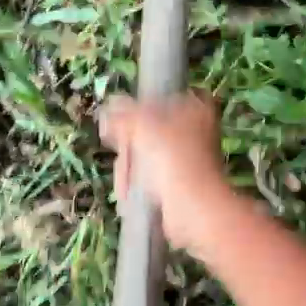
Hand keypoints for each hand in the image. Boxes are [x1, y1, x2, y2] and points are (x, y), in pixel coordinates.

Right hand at [99, 92, 235, 252]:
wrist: (193, 209)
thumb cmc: (172, 156)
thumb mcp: (141, 124)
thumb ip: (123, 113)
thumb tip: (110, 106)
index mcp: (195, 107)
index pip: (166, 96)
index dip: (144, 103)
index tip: (126, 115)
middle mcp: (194, 131)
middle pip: (150, 128)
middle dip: (129, 143)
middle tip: (122, 150)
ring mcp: (186, 160)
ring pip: (146, 155)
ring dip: (129, 167)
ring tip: (127, 181)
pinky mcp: (178, 186)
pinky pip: (149, 178)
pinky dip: (137, 185)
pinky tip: (129, 192)